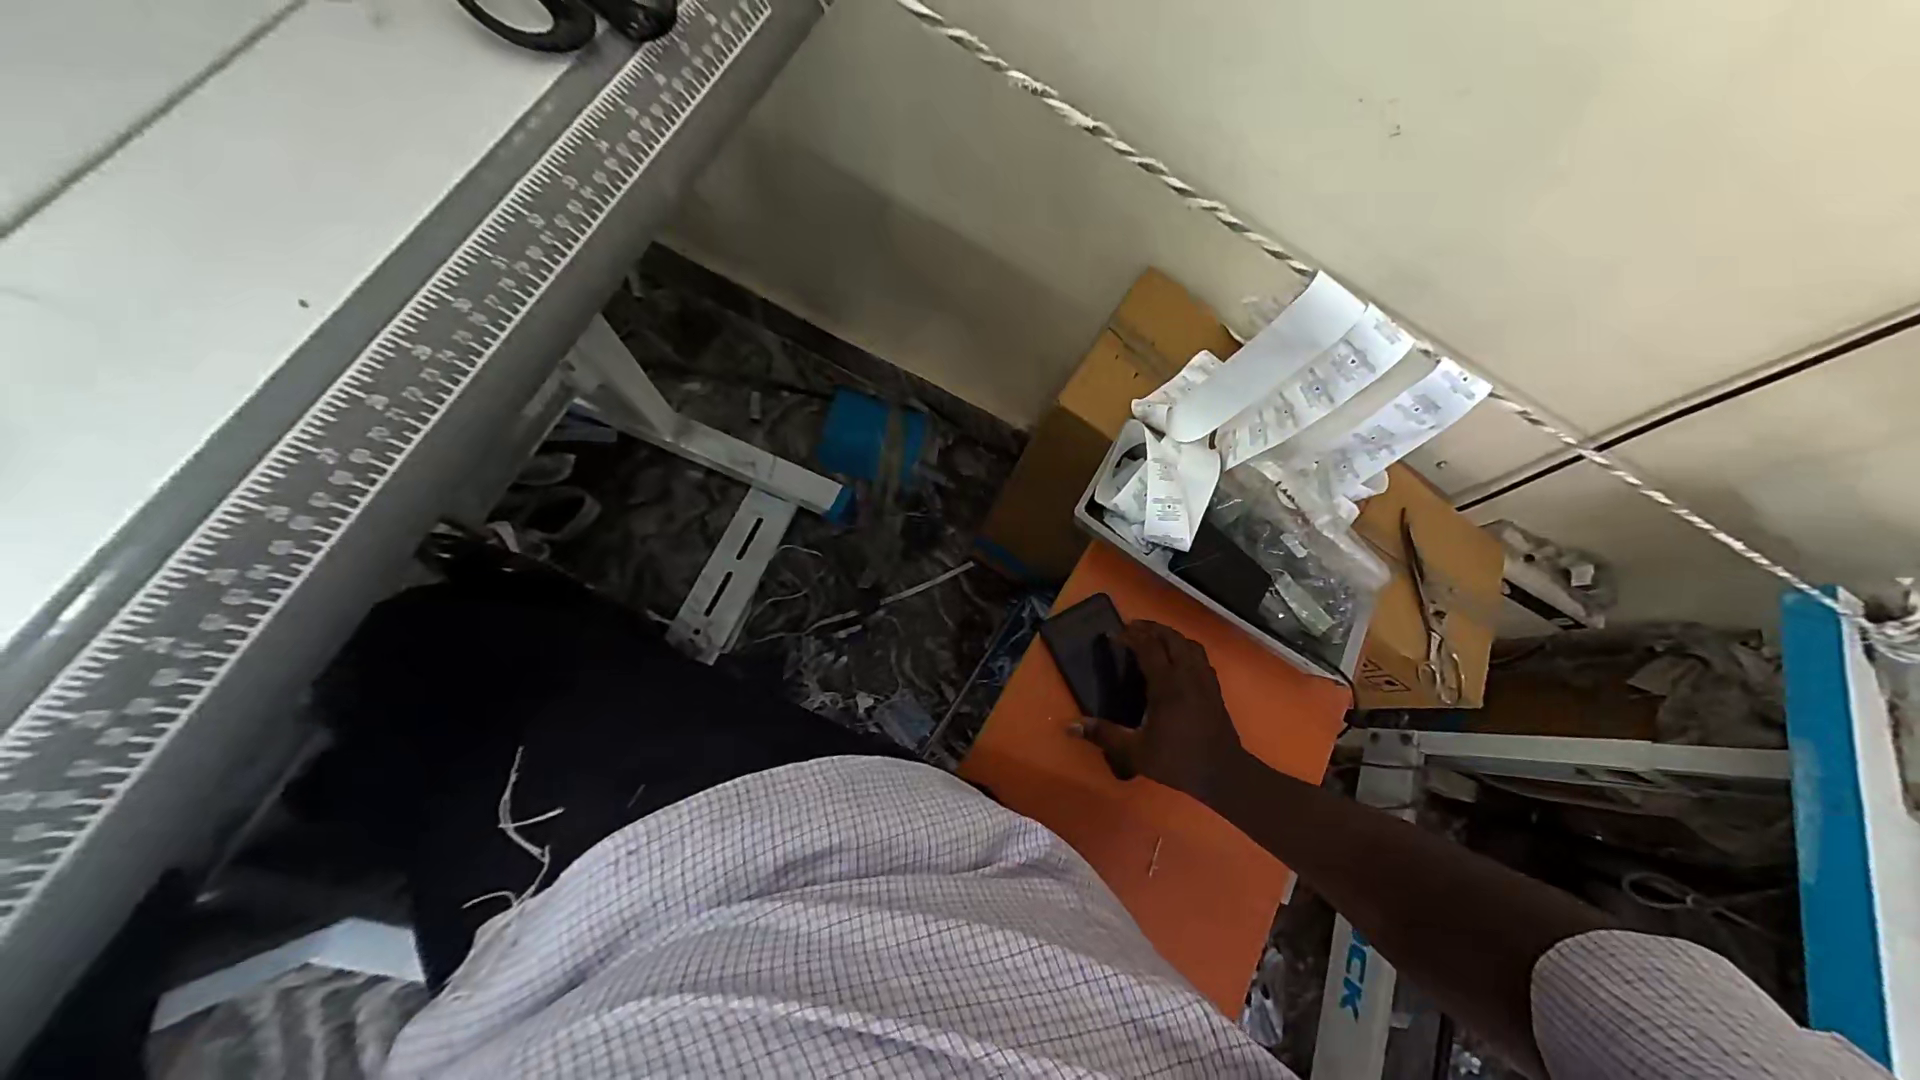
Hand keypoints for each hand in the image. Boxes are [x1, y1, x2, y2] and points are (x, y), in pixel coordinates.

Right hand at [1072, 621, 1246, 801]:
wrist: (1223, 773)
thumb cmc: (1177, 760)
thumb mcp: (1135, 752)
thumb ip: (1104, 735)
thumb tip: (1071, 726)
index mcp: (1167, 684)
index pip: (1148, 647)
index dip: (1129, 636)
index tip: (1112, 635)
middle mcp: (1187, 674)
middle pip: (1170, 637)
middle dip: (1150, 628)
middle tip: (1131, 628)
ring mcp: (1204, 679)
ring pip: (1188, 644)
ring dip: (1169, 635)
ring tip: (1154, 638)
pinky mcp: (1214, 688)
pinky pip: (1200, 656)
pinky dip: (1185, 649)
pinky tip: (1178, 660)